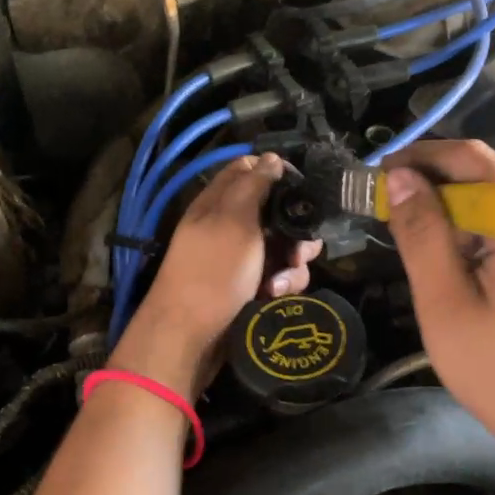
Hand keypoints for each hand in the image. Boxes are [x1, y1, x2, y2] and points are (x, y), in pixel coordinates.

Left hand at [113, 154, 322, 396]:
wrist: (191, 337)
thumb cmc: (212, 272)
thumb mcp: (234, 221)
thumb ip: (254, 186)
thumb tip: (272, 157)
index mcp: (220, 203)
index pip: (250, 170)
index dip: (278, 174)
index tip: (303, 188)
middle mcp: (231, 228)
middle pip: (277, 215)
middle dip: (296, 232)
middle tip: (299, 250)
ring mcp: (241, 261)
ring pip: (284, 250)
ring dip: (292, 266)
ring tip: (280, 284)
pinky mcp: (250, 290)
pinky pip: (279, 279)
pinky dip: (282, 287)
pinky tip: (274, 298)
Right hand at [383, 140, 494, 447]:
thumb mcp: (445, 304)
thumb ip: (422, 234)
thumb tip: (401, 179)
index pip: (472, 159)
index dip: (420, 158)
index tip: (381, 177)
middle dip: (442, 183)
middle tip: (397, 210)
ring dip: (470, 210)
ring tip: (431, 240)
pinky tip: (478, 266)